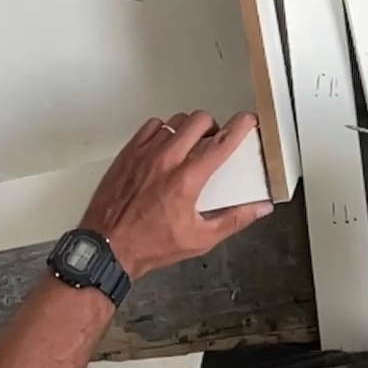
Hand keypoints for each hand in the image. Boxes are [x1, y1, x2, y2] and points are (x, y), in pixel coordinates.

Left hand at [79, 111, 273, 279]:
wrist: (108, 247)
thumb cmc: (150, 245)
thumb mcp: (200, 239)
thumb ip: (234, 220)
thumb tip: (259, 209)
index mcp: (187, 180)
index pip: (221, 143)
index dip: (240, 126)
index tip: (247, 120)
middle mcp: (167, 160)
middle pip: (199, 120)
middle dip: (214, 126)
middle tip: (214, 141)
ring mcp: (145, 152)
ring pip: (176, 120)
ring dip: (189, 128)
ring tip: (190, 144)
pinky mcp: (129, 152)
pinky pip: (152, 125)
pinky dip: (164, 130)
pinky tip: (165, 145)